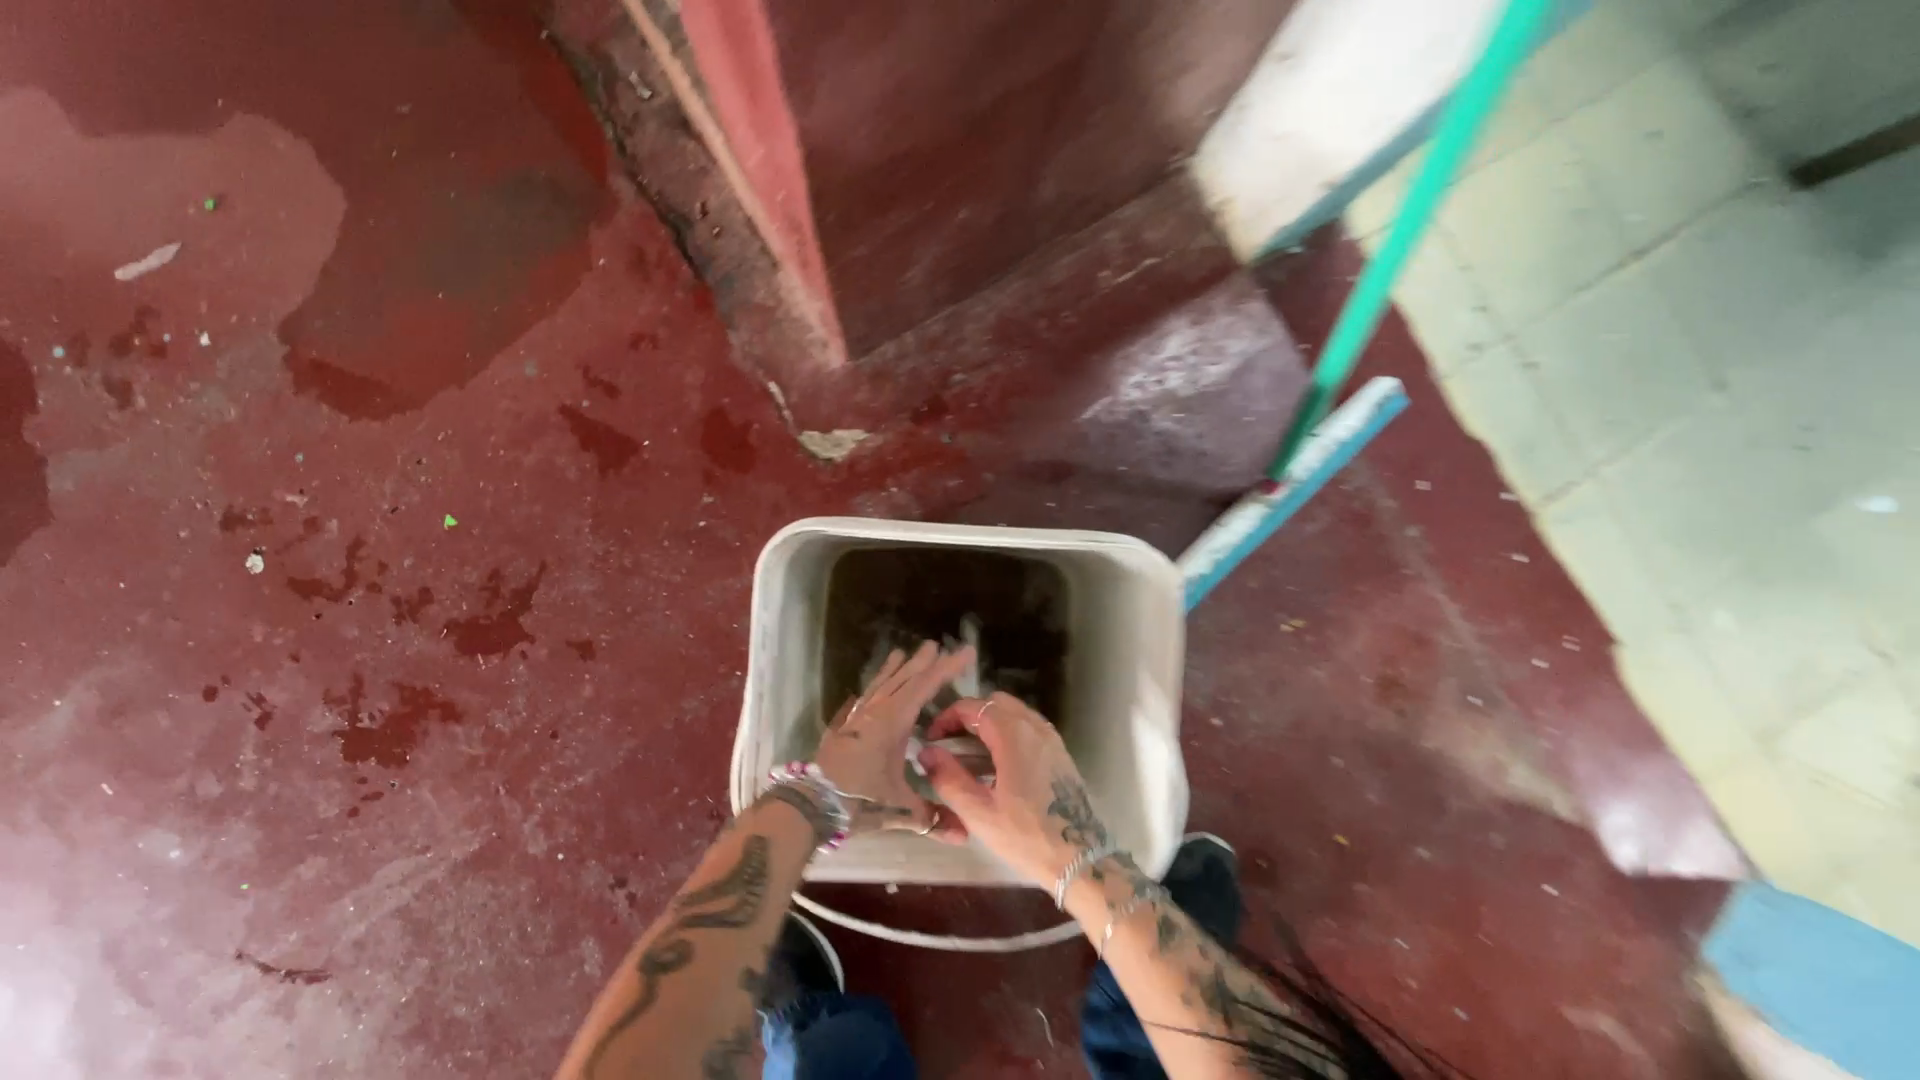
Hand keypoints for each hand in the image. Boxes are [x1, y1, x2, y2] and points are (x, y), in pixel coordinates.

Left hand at [813, 641, 974, 834]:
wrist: (809, 807)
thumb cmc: (857, 801)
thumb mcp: (899, 809)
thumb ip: (931, 818)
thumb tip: (964, 835)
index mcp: (892, 722)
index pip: (924, 687)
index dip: (946, 669)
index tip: (964, 652)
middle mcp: (874, 713)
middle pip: (901, 680)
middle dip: (921, 663)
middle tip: (935, 645)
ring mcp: (854, 719)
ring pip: (878, 686)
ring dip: (892, 670)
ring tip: (900, 654)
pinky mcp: (840, 730)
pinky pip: (860, 701)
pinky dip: (869, 691)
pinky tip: (865, 691)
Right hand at [917, 692, 1107, 887]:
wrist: (1079, 857)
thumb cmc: (1025, 835)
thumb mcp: (979, 812)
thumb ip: (948, 778)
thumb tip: (926, 753)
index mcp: (1014, 735)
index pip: (974, 707)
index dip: (948, 717)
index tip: (932, 738)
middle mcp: (1036, 728)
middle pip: (996, 703)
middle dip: (969, 716)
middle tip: (950, 741)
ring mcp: (1052, 739)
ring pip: (1015, 713)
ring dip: (990, 723)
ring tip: (970, 753)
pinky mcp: (1060, 754)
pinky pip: (1029, 728)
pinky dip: (1008, 733)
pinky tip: (997, 763)